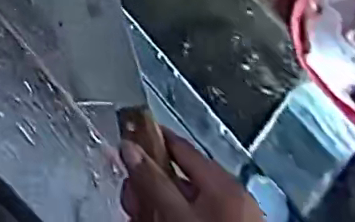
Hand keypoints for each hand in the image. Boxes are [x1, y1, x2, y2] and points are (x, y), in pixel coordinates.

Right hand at [120, 127, 262, 221]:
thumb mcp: (176, 218)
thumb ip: (151, 180)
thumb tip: (128, 147)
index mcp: (222, 184)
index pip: (179, 146)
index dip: (149, 139)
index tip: (123, 143)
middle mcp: (231, 198)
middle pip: (179, 177)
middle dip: (149, 185)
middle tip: (129, 202)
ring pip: (184, 203)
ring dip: (157, 207)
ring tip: (138, 218)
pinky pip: (195, 221)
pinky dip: (173, 220)